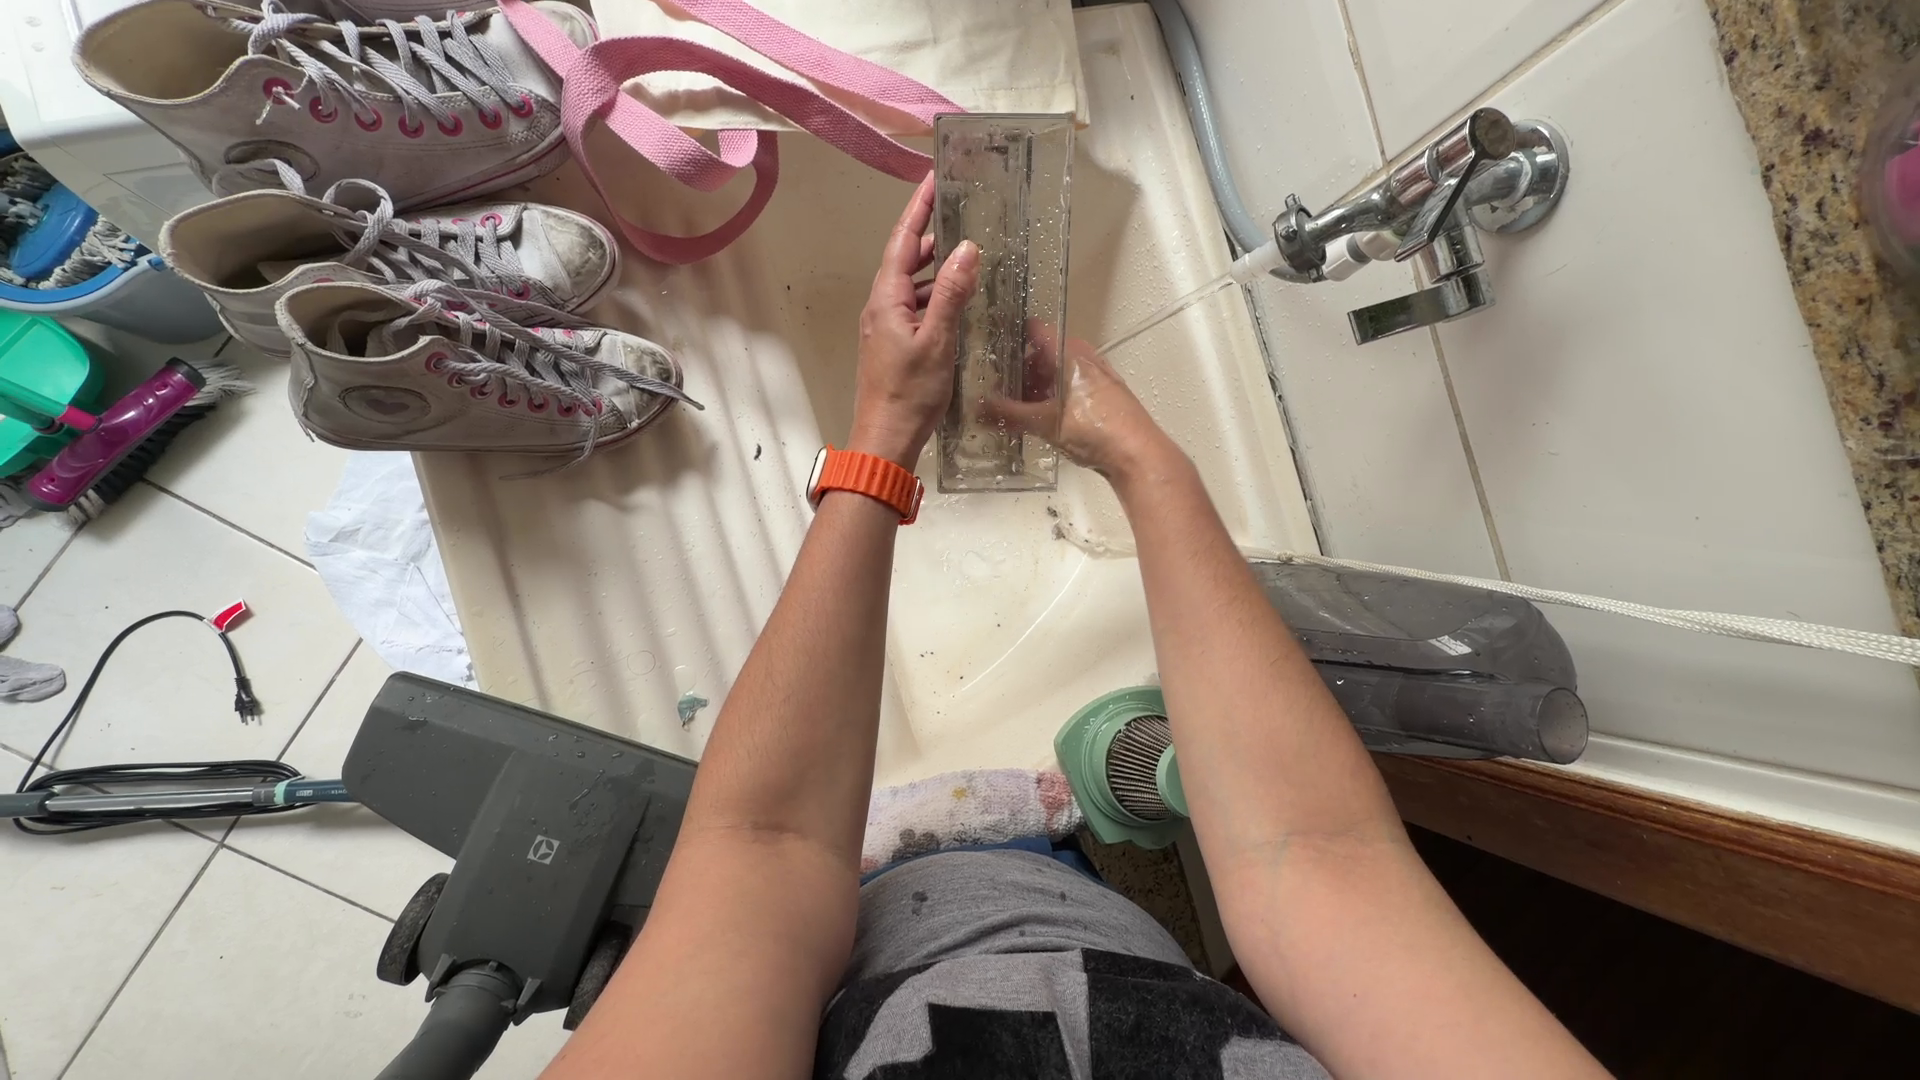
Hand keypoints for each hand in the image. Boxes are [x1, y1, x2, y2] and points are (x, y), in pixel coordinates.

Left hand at [848, 174, 979, 467]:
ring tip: (966, 253)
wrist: (886, 438)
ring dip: (936, 268)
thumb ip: (952, 294)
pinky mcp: (894, 346)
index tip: (935, 178)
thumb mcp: (937, 340)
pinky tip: (957, 301)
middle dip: (931, 234)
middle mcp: (881, 307)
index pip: (903, 241)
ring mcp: (886, 327)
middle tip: (959, 212)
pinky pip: (915, 309)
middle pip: (905, 260)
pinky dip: (936, 297)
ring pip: (912, 286)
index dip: (919, 208)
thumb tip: (967, 249)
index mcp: (886, 299)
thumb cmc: (910, 393)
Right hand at [988, 326, 1176, 483]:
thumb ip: (1009, 414)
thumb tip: (978, 409)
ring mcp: (1096, 377)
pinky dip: (1053, 398)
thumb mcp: (1045, 422)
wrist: (1137, 455)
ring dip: (1036, 388)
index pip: (1035, 330)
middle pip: (1044, 354)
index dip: (1012, 334)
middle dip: (1020, 370)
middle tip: (998, 387)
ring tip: (1016, 407)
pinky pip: (1069, 389)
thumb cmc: (1096, 429)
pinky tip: (1042, 420)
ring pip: (1057, 373)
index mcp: (1070, 353)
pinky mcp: (1102, 398)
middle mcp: (1084, 359)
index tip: (990, 345)